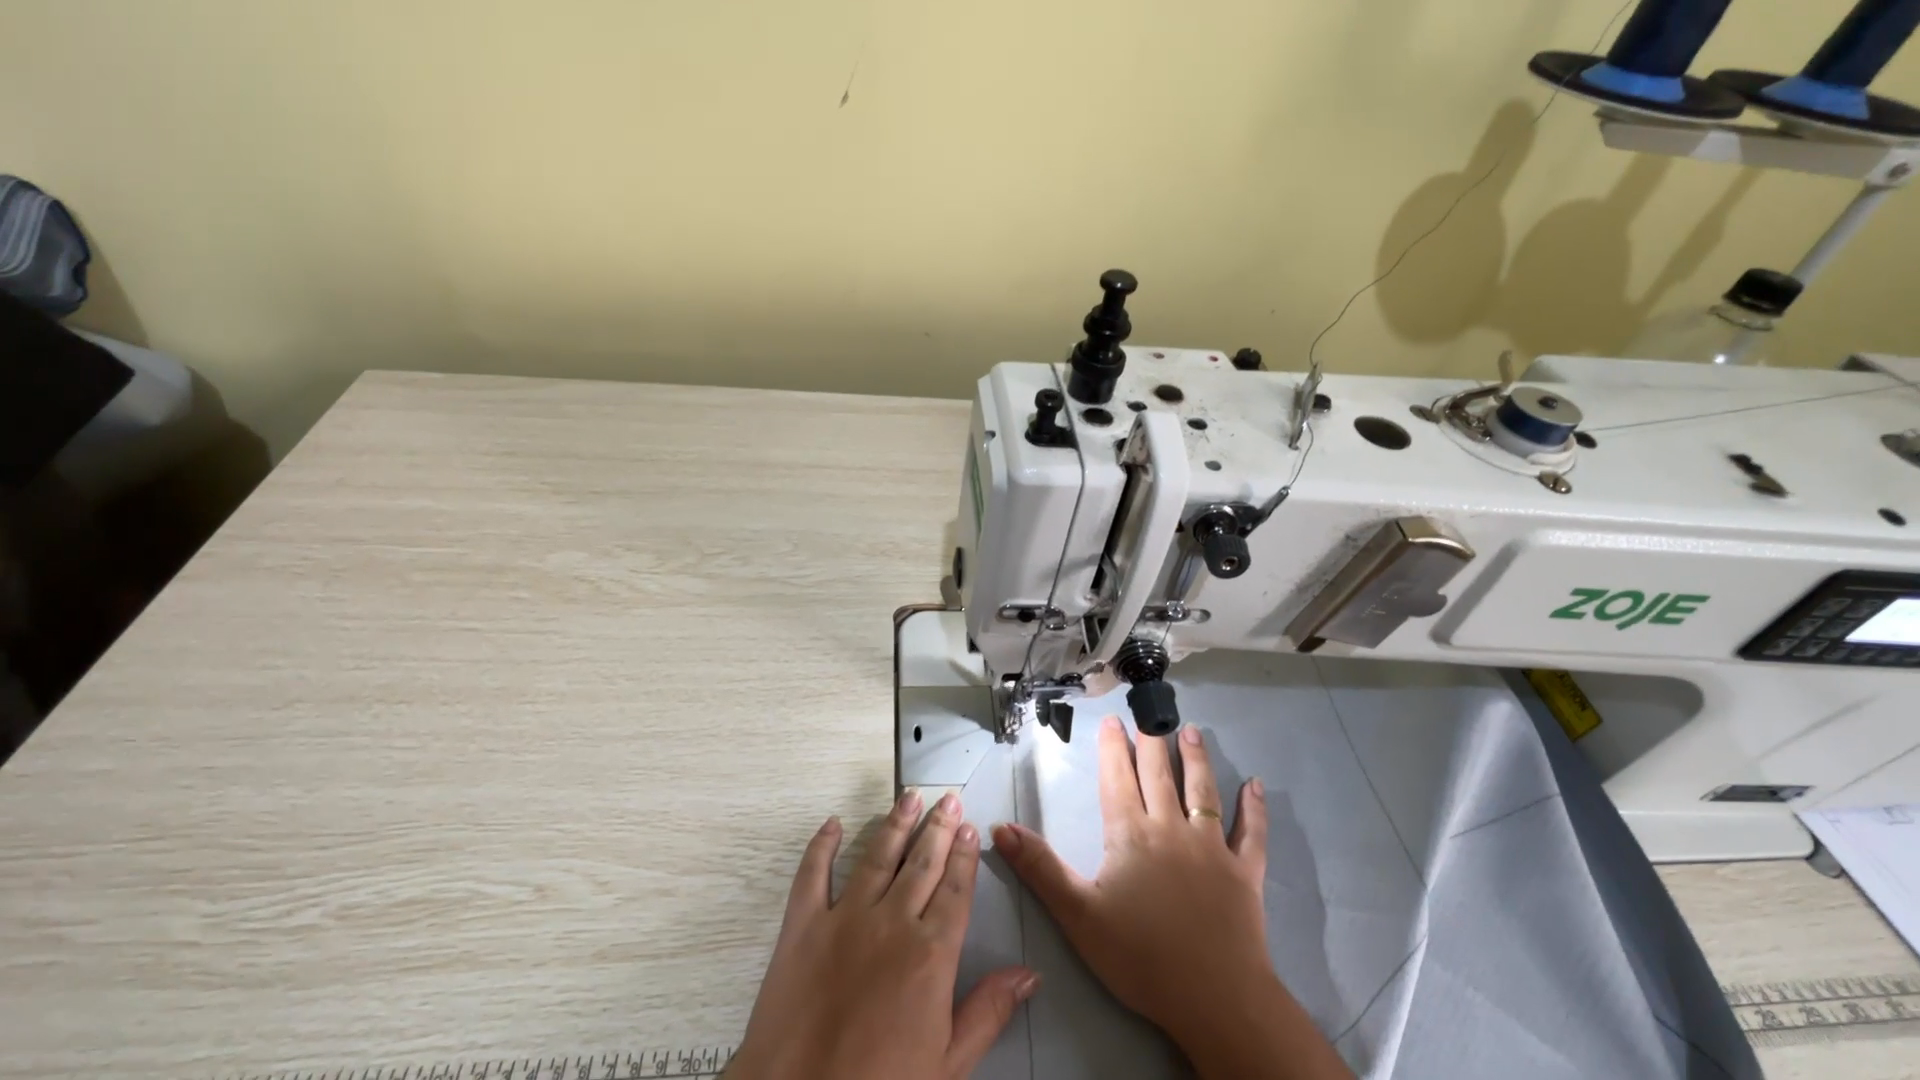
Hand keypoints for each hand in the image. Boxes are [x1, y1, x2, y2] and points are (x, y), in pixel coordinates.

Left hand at [729, 790, 1038, 1079]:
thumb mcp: (948, 1060)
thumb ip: (989, 1010)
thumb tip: (1029, 976)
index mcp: (932, 952)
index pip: (955, 889)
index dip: (963, 855)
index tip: (969, 828)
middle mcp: (891, 922)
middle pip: (921, 863)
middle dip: (937, 828)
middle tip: (948, 799)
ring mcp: (844, 919)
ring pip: (877, 857)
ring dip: (895, 824)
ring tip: (909, 796)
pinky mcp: (801, 926)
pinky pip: (812, 874)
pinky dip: (822, 846)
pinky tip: (833, 824)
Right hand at [992, 717, 1351, 1079]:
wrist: (1215, 996)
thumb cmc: (1140, 956)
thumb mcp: (1078, 915)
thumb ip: (1040, 868)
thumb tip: (1000, 828)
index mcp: (1131, 836)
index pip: (1118, 780)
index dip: (1113, 748)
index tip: (1111, 720)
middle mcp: (1172, 830)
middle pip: (1159, 776)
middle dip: (1151, 742)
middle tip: (1148, 714)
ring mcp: (1213, 848)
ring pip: (1203, 792)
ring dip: (1196, 759)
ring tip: (1190, 731)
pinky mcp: (1245, 872)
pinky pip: (1252, 832)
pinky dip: (1254, 807)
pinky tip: (1255, 785)